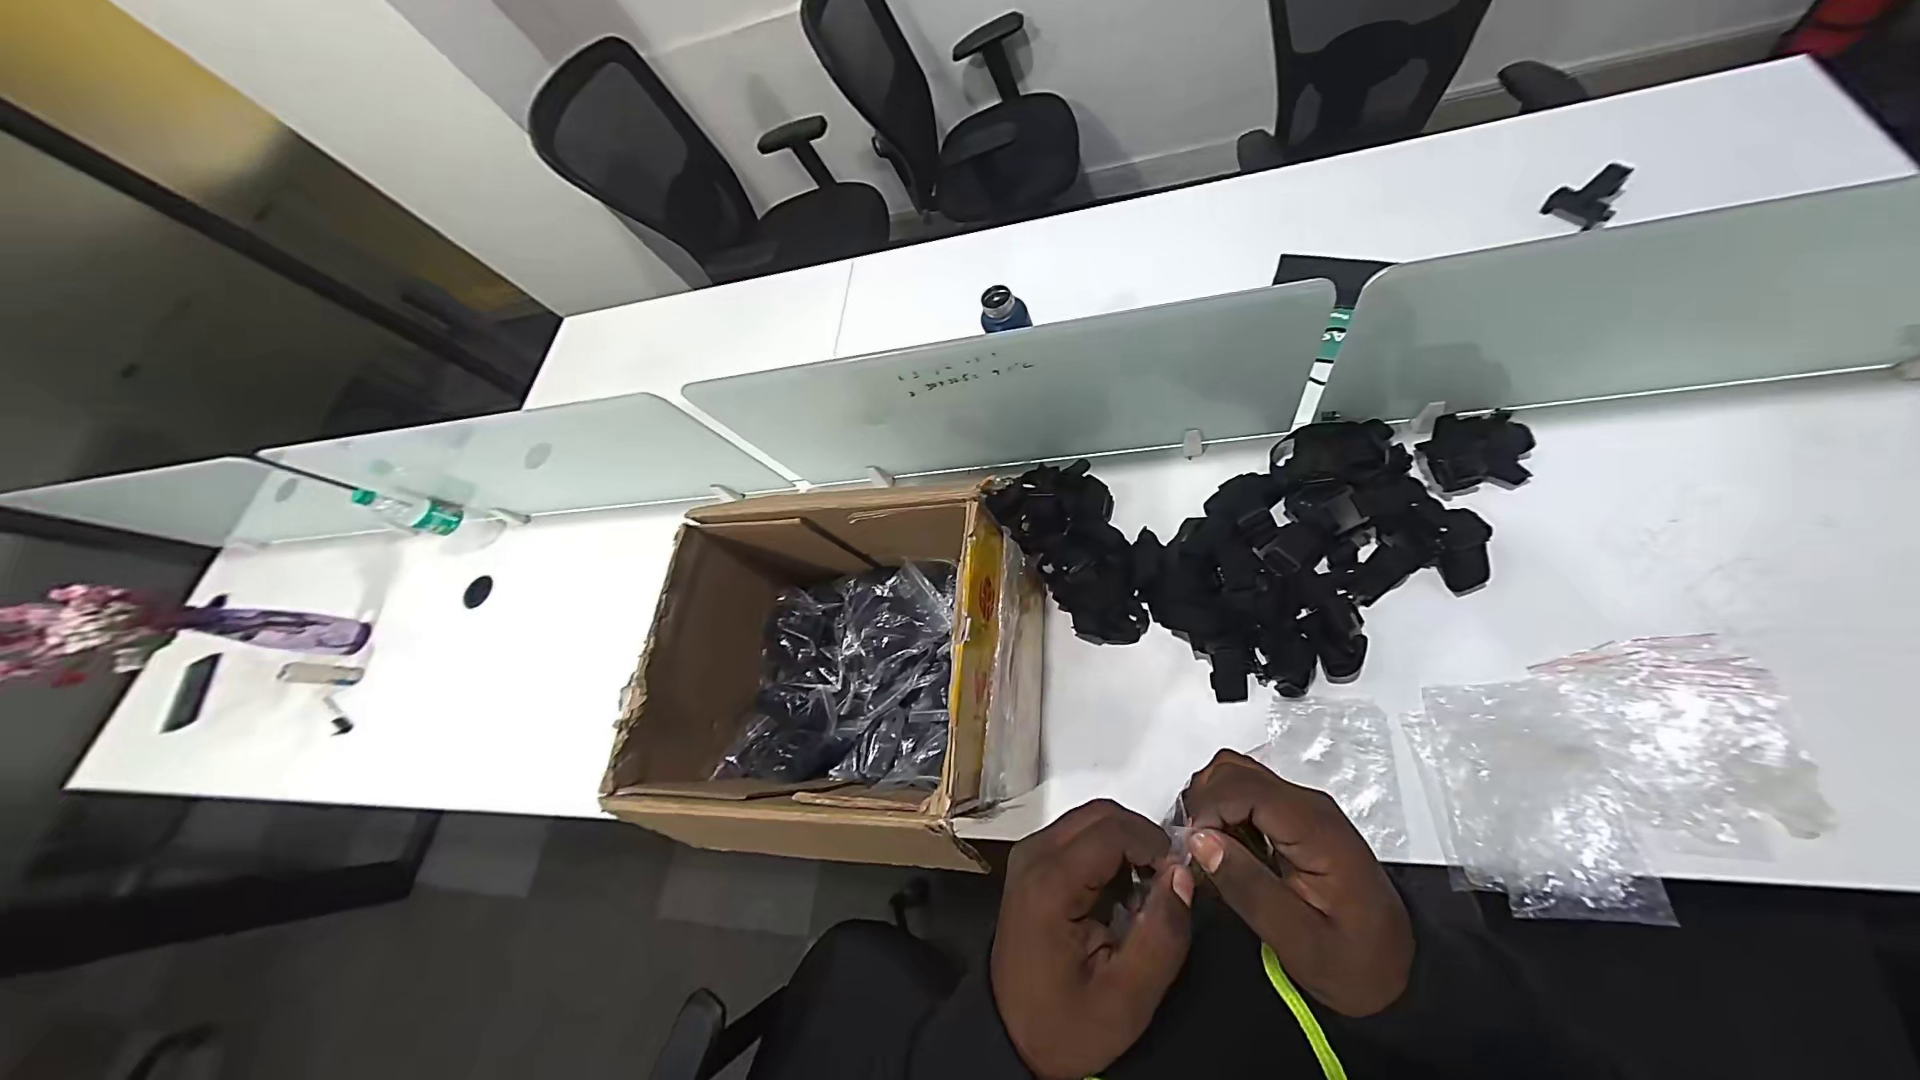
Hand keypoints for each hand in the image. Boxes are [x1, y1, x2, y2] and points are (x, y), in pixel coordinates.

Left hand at [991, 799, 1193, 1079]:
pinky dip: (1109, 852)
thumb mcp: (1127, 998)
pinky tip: (1120, 894)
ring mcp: (1030, 853)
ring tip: (1144, 895)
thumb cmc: (1064, 1023)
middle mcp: (1034, 855)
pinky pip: (1079, 834)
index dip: (1155, 845)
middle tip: (1166, 885)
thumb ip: (1161, 934)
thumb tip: (1181, 875)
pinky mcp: (1033, 861)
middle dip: (1143, 840)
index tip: (1178, 879)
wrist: (1011, 1035)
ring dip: (1127, 845)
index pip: (1113, 830)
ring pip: (1091, 819)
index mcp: (1049, 883)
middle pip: (1101, 814)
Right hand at [1181, 749, 1412, 1016]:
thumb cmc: (1357, 963)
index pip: (1240, 786)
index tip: (1195, 848)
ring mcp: (1299, 805)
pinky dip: (1219, 811)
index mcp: (1314, 828)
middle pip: (1231, 769)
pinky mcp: (1291, 814)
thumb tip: (1200, 840)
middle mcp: (1307, 804)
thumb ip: (1249, 889)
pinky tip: (1226, 849)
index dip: (1207, 810)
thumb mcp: (1300, 944)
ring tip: (1212, 851)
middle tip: (1199, 852)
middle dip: (1202, 805)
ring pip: (1232, 773)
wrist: (1397, 971)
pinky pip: (1241, 791)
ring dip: (1208, 805)